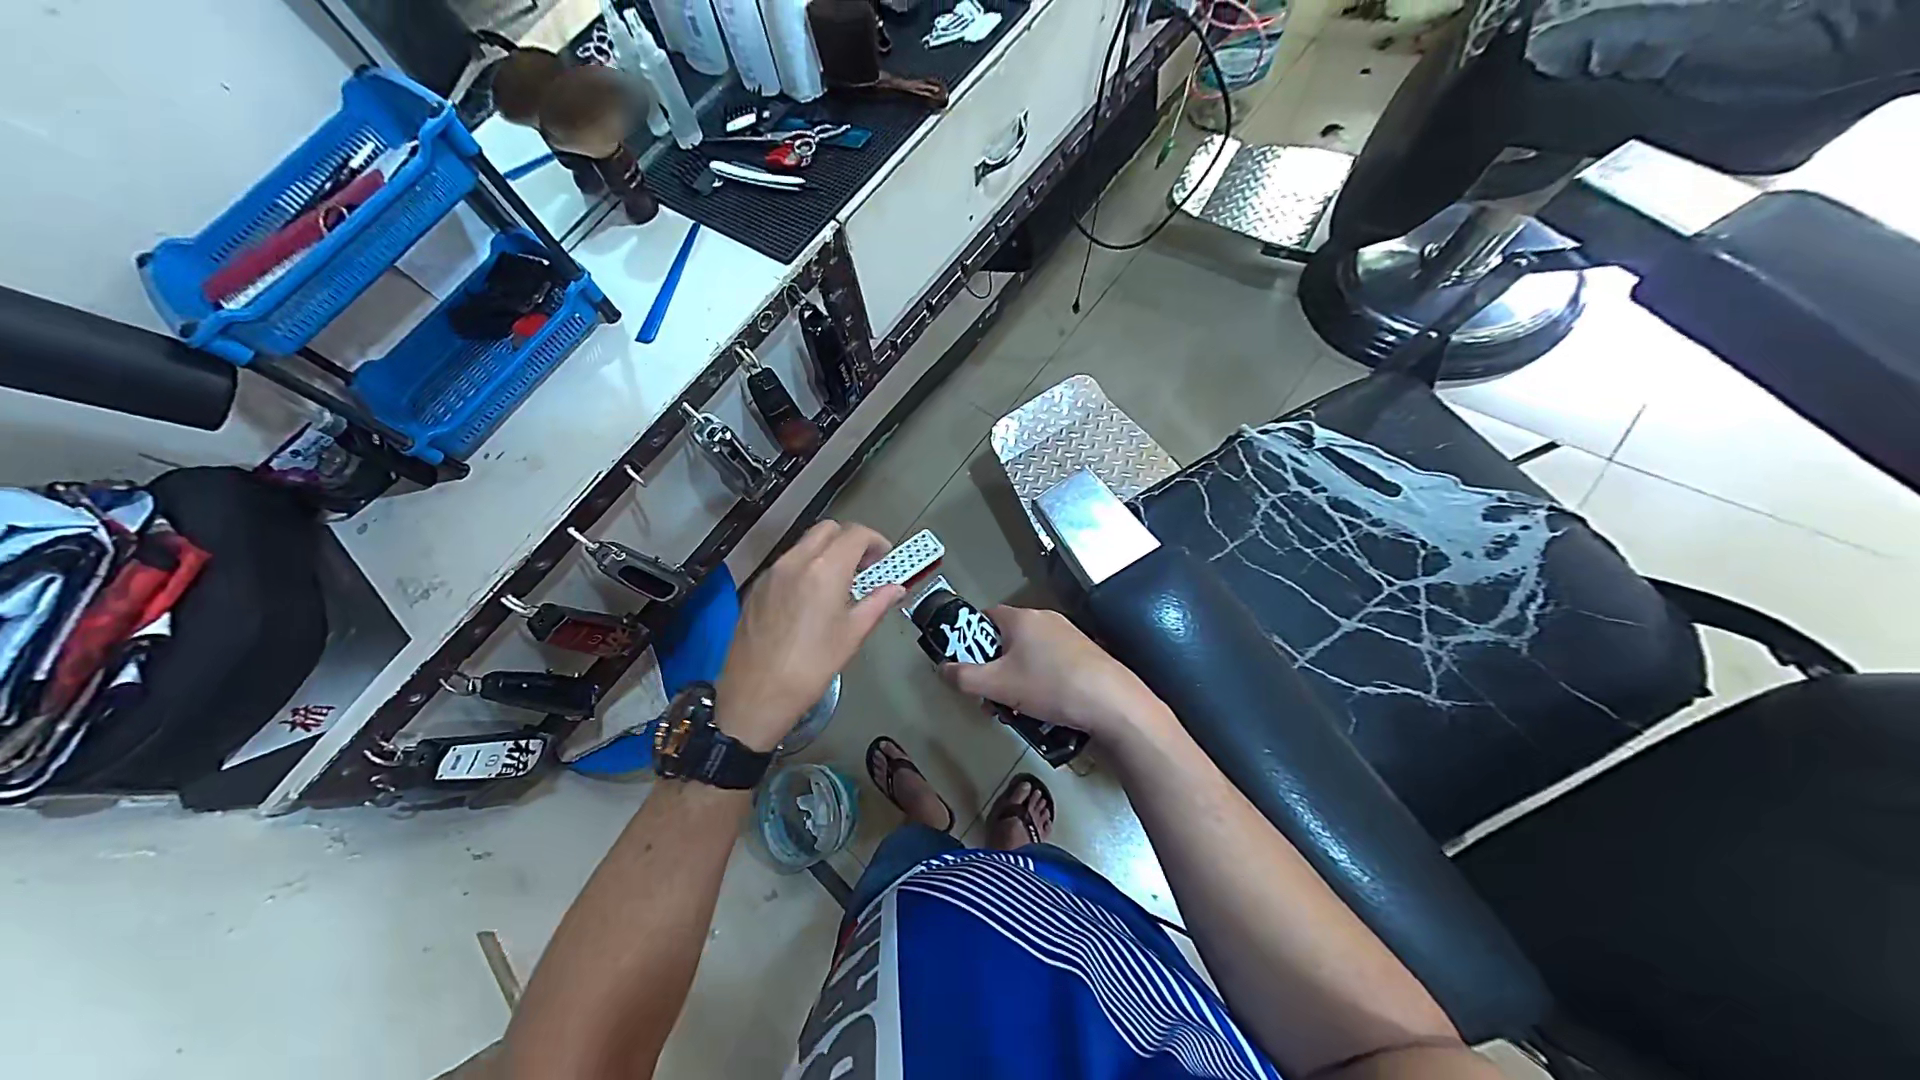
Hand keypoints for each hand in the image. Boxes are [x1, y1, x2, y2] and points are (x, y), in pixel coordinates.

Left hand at [716, 521, 903, 751]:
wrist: (757, 694)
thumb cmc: (807, 668)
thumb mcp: (852, 635)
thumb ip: (877, 603)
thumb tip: (894, 589)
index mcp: (824, 570)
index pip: (856, 534)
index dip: (876, 541)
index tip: (884, 556)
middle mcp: (794, 563)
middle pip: (828, 529)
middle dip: (850, 540)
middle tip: (865, 566)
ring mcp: (772, 574)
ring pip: (804, 544)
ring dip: (826, 552)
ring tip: (841, 584)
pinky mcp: (757, 588)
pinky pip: (786, 564)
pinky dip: (804, 567)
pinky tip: (812, 598)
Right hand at [940, 606, 1168, 741]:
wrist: (1112, 703)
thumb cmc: (1050, 685)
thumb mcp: (997, 686)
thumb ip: (964, 677)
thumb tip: (942, 670)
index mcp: (1021, 618)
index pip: (985, 617)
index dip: (971, 639)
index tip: (968, 665)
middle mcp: (1045, 619)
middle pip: (1007, 639)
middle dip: (995, 668)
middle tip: (992, 696)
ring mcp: (1068, 636)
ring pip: (1029, 655)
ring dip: (1017, 679)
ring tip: (1019, 709)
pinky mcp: (1085, 655)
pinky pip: (1051, 664)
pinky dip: (1042, 682)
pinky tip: (1046, 708)